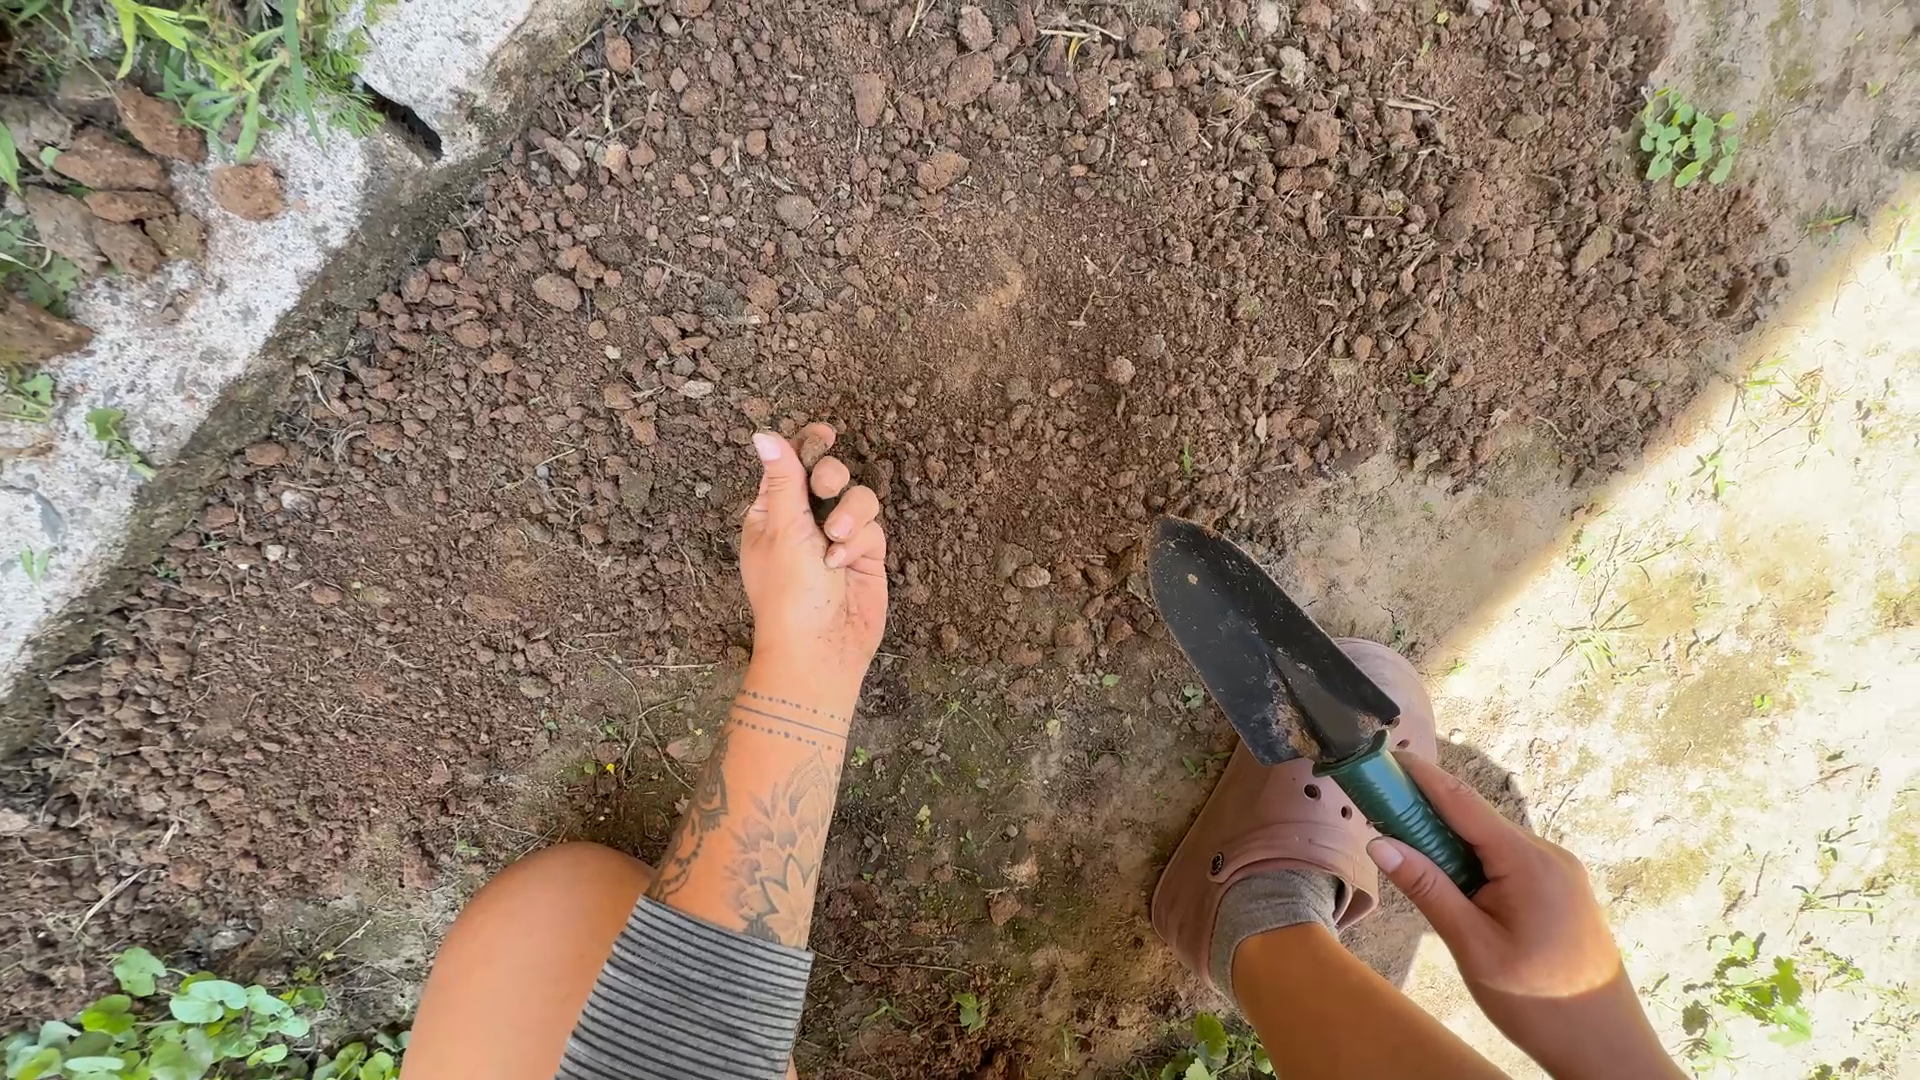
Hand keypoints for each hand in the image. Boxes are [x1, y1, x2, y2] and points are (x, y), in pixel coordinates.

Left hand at [740, 423, 887, 702]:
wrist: (820, 648)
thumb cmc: (788, 591)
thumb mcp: (782, 529)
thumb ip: (784, 479)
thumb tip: (763, 434)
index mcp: (773, 512)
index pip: (792, 465)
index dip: (808, 446)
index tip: (826, 434)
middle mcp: (805, 521)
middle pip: (830, 474)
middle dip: (833, 479)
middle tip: (827, 490)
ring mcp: (837, 538)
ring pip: (859, 499)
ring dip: (851, 514)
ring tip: (836, 540)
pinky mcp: (865, 556)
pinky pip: (872, 529)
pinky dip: (859, 543)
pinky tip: (844, 564)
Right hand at [1368, 755, 1683, 1079]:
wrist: (1614, 1059)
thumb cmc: (1540, 1005)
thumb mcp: (1473, 947)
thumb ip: (1426, 888)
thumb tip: (1377, 843)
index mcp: (1529, 862)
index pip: (1461, 801)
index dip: (1418, 775)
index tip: (1381, 754)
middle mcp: (1547, 855)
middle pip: (1471, 817)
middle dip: (1422, 810)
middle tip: (1376, 811)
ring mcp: (1556, 871)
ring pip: (1484, 839)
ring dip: (1443, 839)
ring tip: (1406, 854)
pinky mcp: (1557, 888)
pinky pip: (1501, 857)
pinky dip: (1466, 858)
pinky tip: (1447, 879)